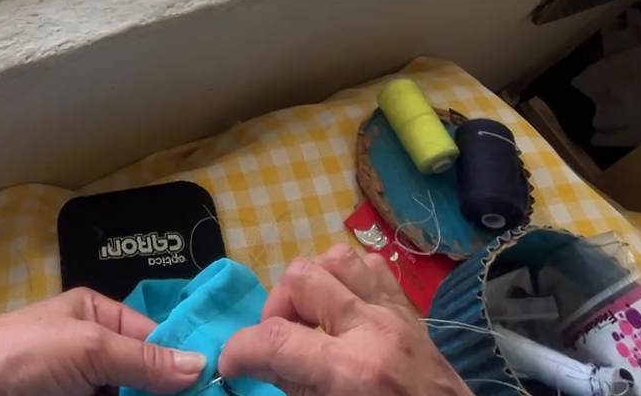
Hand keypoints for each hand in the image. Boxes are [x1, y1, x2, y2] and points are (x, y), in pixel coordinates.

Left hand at [0, 287, 206, 395]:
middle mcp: (91, 348)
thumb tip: (202, 365)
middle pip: (144, 373)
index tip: (217, 380)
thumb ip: (143, 360)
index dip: (182, 356)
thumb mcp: (87, 348)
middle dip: (168, 388)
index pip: (151, 333)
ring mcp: (81, 385)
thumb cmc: (23, 356)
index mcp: (94, 312)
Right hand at [220, 245, 469, 395]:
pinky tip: (343, 309)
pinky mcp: (411, 312)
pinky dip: (348, 280)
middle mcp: (374, 329)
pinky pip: (371, 267)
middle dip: (276, 309)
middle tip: (278, 345)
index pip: (275, 340)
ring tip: (310, 321)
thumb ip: (293, 387)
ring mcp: (396, 314)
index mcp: (354, 372)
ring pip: (335, 258)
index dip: (240, 350)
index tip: (229, 365)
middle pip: (301, 279)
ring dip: (313, 285)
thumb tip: (254, 364)